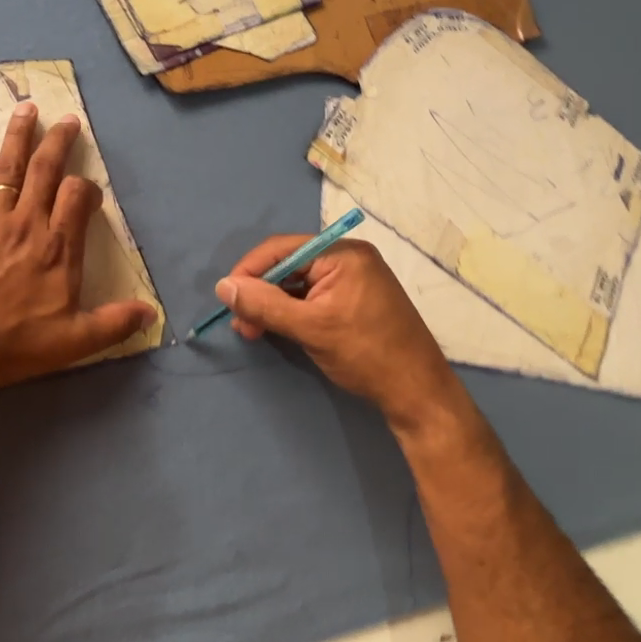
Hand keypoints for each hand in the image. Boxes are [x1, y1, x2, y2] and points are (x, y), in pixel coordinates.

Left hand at [0, 102, 157, 399]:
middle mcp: (27, 223)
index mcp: (58, 246)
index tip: (88, 195)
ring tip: (27, 108)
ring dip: (19, 135)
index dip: (86, 189)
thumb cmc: (17, 345)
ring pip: (8, 168)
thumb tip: (152, 313)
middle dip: (59, 142)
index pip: (78, 197)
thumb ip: (115, 323)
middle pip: (46, 170)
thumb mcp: (76, 342)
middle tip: (68, 120)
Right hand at [219, 237, 460, 429]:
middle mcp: (348, 258)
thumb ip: (264, 304)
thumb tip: (223, 286)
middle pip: (288, 265)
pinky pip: (311, 296)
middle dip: (259, 292)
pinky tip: (275, 329)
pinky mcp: (353, 299)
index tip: (227, 299)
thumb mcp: (309, 328)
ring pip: (297, 283)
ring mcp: (353, 278)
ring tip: (254, 331)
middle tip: (241, 325)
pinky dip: (290, 311)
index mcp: (342, 254)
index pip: (281, 249)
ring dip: (271, 305)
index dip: (249, 271)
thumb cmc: (366, 354)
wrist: (417, 392)